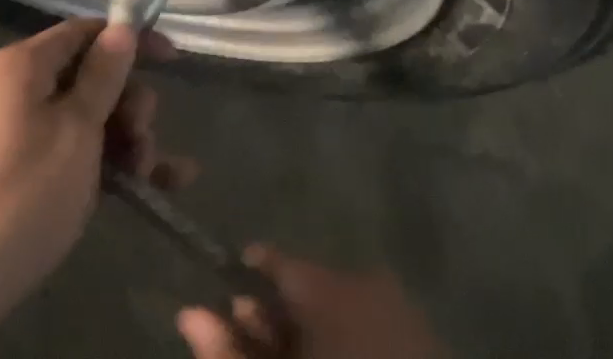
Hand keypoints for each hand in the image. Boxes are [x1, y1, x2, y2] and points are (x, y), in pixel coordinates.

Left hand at [0, 19, 190, 358]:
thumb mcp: (74, 134)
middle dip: (129, 106)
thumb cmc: (15, 201)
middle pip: (84, 79)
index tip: (174, 62)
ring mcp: (0, 138)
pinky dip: (98, 169)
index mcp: (19, 66)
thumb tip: (121, 26)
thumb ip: (102, 77)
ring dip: (122, 143)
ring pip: (76, 124)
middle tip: (147, 145)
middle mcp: (5, 91)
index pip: (85, 31)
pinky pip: (58, 157)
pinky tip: (144, 193)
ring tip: (150, 180)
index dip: (132, 40)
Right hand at [176, 246, 446, 358]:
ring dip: (307, 332)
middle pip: (304, 286)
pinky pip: (367, 323)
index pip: (275, 262)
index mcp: (330, 285)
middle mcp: (366, 281)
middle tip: (252, 346)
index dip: (245, 281)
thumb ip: (228, 350)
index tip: (225, 306)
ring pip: (336, 306)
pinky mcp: (423, 333)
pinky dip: (342, 340)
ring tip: (289, 354)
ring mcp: (401, 307)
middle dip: (274, 315)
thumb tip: (189, 314)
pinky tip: (327, 354)